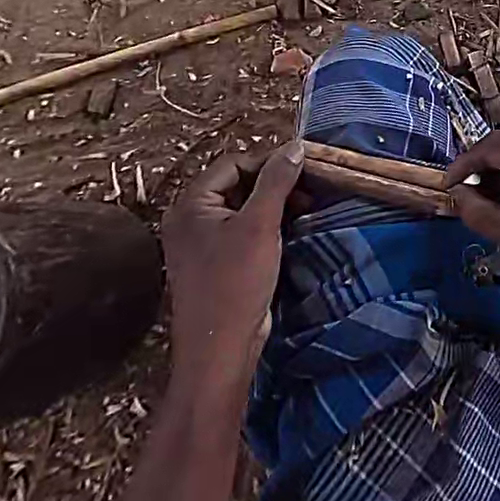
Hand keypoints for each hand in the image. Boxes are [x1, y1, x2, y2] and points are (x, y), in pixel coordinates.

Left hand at [159, 141, 305, 381]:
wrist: (220, 354)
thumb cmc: (235, 283)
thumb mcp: (260, 225)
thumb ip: (276, 182)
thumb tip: (295, 146)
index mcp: (191, 204)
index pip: (233, 164)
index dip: (268, 163)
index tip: (303, 169)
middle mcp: (191, 220)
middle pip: (236, 185)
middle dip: (273, 185)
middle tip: (308, 193)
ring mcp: (201, 244)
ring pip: (242, 209)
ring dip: (273, 206)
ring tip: (304, 210)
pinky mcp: (215, 264)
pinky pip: (241, 232)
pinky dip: (265, 226)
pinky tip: (290, 231)